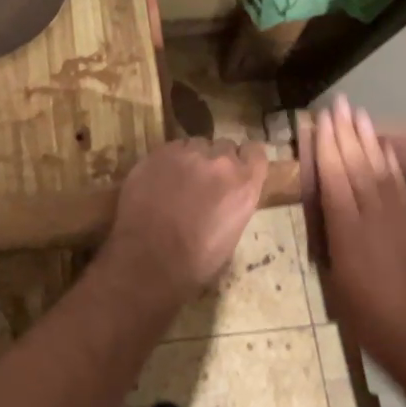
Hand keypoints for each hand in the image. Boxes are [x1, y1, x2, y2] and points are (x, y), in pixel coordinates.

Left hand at [100, 137, 268, 307]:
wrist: (149, 261)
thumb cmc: (195, 262)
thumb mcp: (232, 234)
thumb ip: (235, 202)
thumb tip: (227, 194)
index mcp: (243, 184)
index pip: (256, 152)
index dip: (246, 160)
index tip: (239, 170)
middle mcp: (219, 162)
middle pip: (224, 146)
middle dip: (218, 160)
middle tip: (206, 182)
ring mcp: (187, 154)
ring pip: (196, 144)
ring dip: (193, 159)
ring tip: (180, 181)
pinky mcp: (158, 153)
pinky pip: (171, 149)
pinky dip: (169, 161)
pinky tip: (160, 181)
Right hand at [314, 95, 405, 364]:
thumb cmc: (367, 320)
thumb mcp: (335, 283)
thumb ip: (330, 242)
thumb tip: (321, 211)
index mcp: (349, 233)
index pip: (335, 180)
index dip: (327, 148)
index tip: (321, 120)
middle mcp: (374, 219)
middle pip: (358, 167)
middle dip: (347, 134)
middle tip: (340, 104)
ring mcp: (396, 221)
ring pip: (380, 171)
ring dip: (369, 141)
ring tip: (360, 115)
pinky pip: (400, 188)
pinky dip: (392, 165)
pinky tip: (385, 149)